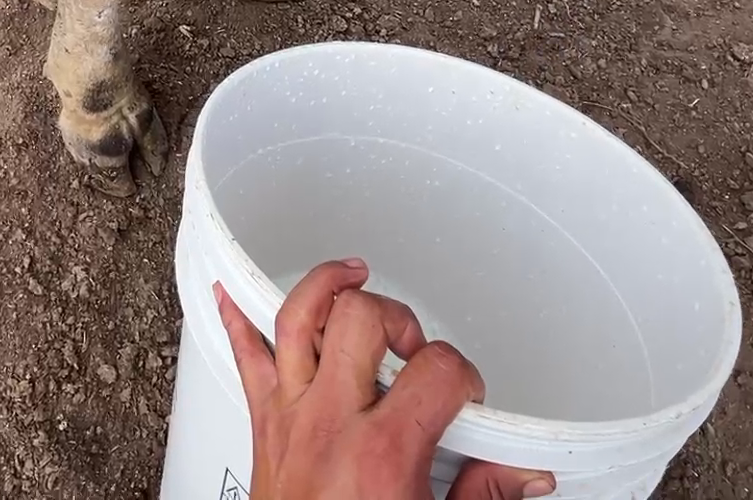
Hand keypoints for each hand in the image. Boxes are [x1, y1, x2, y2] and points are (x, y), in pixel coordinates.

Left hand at [216, 259, 555, 499]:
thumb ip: (483, 497)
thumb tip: (523, 471)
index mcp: (381, 454)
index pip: (436, 371)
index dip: (463, 374)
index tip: (465, 393)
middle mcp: (331, 422)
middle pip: (360, 319)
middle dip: (396, 317)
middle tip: (412, 346)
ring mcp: (291, 416)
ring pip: (297, 319)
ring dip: (324, 286)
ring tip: (351, 274)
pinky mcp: (264, 424)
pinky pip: (243, 359)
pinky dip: (235, 320)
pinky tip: (229, 292)